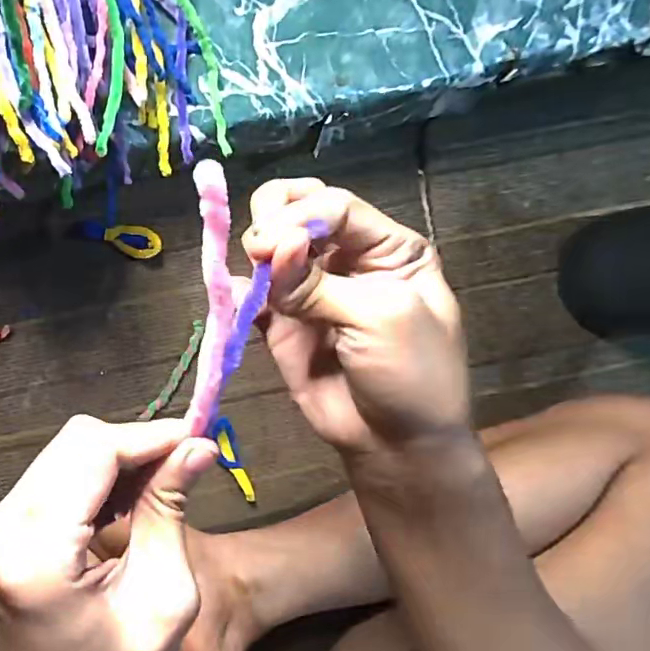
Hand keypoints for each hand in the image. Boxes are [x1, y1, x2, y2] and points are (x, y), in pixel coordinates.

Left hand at [0, 417, 216, 650]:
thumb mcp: (161, 600)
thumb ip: (169, 511)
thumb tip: (197, 447)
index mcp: (35, 554)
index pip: (93, 452)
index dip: (149, 436)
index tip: (199, 436)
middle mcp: (2, 526)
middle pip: (76, 442)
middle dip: (136, 443)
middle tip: (185, 462)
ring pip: (66, 451)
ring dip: (119, 457)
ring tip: (163, 484)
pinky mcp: (1, 525)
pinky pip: (56, 473)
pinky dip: (98, 474)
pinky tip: (128, 498)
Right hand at [241, 179, 470, 460]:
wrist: (394, 444)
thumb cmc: (412, 375)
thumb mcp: (382, 319)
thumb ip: (319, 283)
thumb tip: (273, 244)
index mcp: (386, 247)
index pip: (334, 206)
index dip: (301, 216)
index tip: (276, 244)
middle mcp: (345, 257)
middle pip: (297, 209)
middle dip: (273, 220)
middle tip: (261, 252)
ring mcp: (309, 287)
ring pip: (269, 245)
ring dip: (256, 254)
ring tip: (258, 283)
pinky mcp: (280, 319)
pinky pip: (250, 293)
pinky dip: (238, 290)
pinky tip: (239, 299)